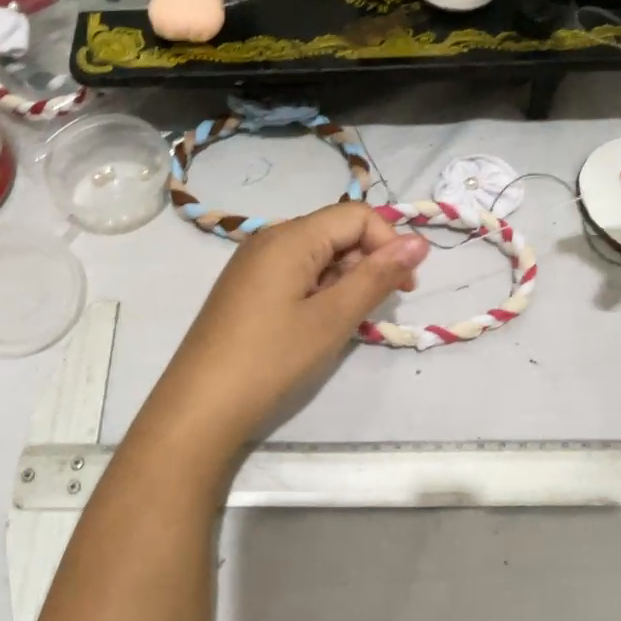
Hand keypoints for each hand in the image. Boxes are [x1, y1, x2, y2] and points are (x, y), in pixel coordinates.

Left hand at [136, 202, 430, 454]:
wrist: (201, 404)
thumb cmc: (271, 359)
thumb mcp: (332, 319)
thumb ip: (376, 277)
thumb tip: (419, 242)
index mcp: (290, 237)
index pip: (356, 215)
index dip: (389, 244)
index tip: (404, 289)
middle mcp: (268, 238)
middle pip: (335, 231)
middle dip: (368, 262)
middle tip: (377, 309)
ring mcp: (252, 264)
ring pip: (315, 254)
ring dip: (343, 280)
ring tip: (346, 323)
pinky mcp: (245, 289)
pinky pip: (293, 273)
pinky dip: (318, 291)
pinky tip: (317, 325)